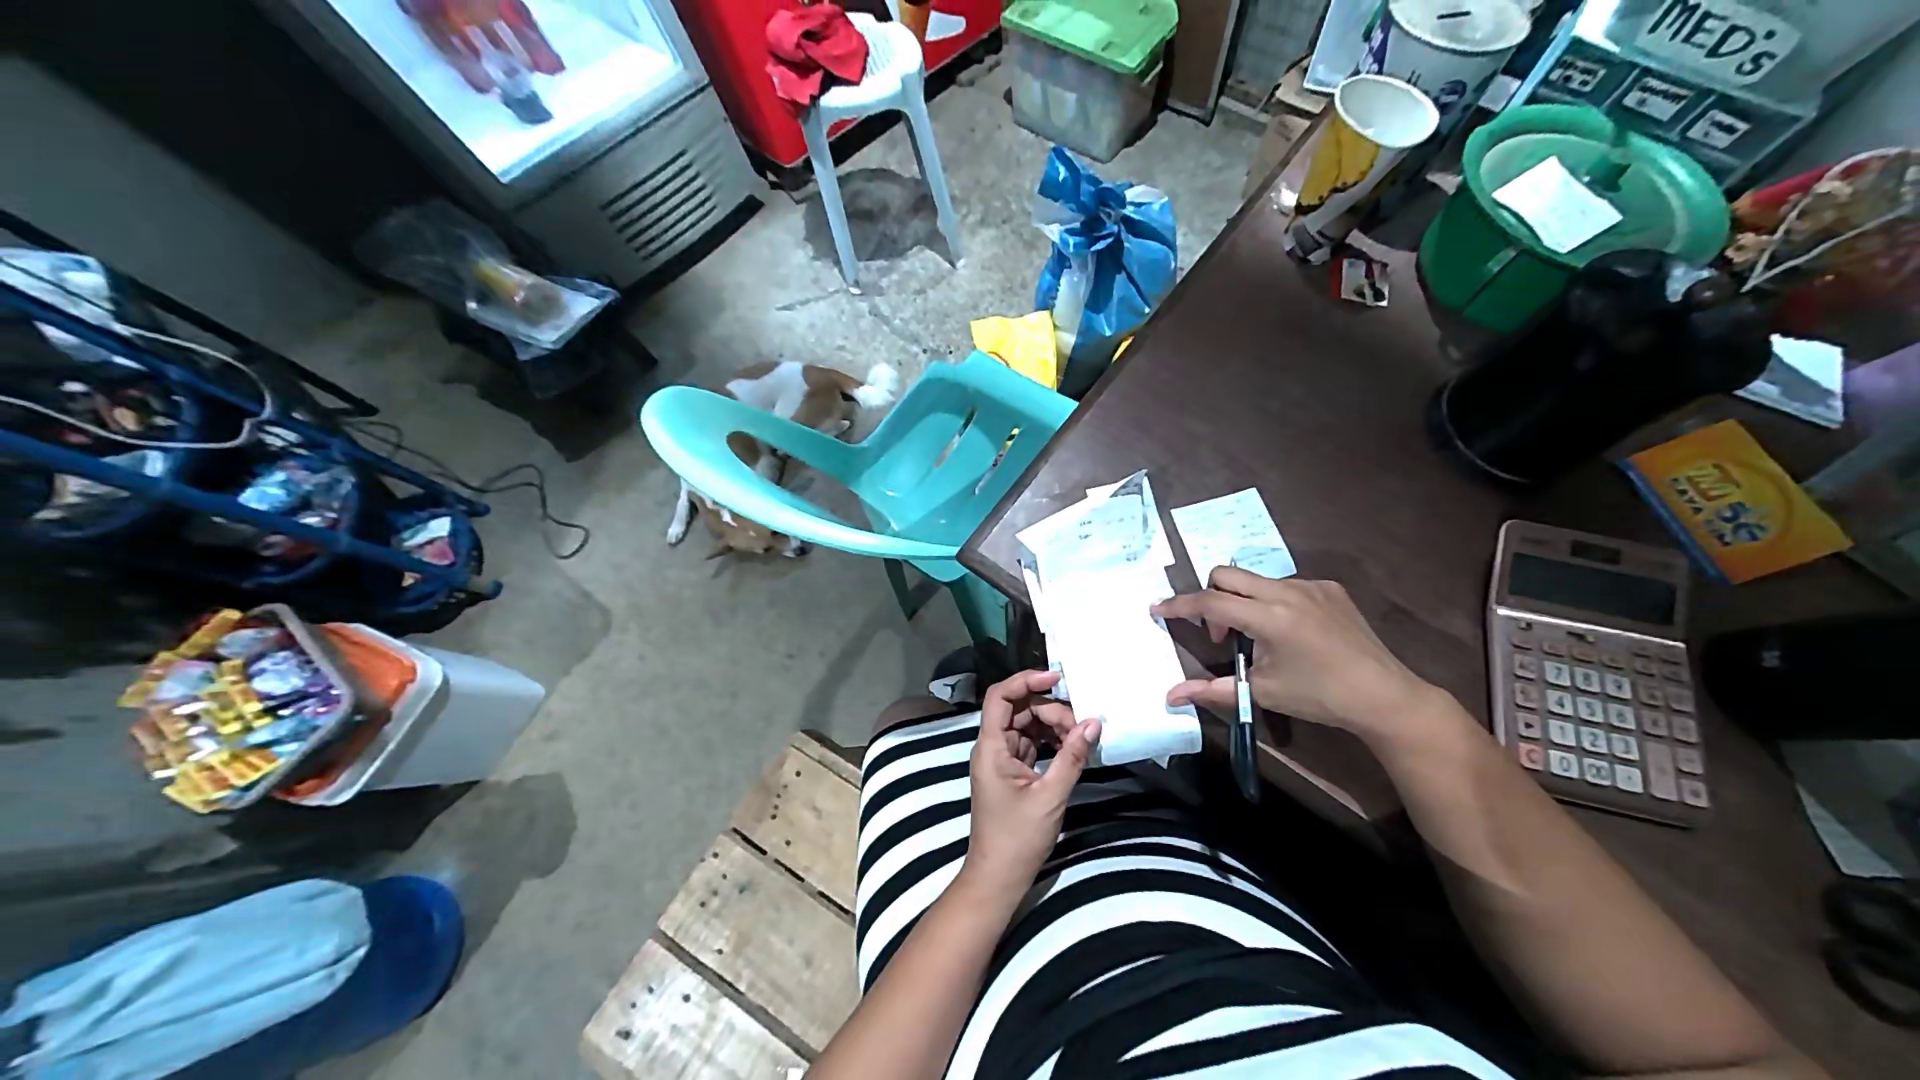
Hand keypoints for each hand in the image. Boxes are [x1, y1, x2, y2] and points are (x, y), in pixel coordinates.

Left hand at [961, 671, 1100, 899]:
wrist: (998, 876)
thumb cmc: (1018, 837)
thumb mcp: (1051, 795)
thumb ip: (1072, 757)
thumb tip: (1093, 723)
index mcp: (991, 747)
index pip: (1001, 696)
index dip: (1026, 681)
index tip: (1057, 678)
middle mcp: (991, 747)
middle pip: (1018, 709)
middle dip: (1049, 710)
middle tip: (1080, 726)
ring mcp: (1000, 759)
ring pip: (1026, 725)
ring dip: (1052, 726)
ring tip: (1079, 738)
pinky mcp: (1011, 771)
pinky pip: (1030, 743)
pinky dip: (1049, 741)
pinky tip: (1071, 747)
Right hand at [1152, 568, 1435, 738]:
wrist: (1385, 696)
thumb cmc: (1319, 696)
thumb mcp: (1262, 692)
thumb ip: (1212, 689)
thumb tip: (1171, 697)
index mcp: (1270, 617)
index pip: (1210, 601)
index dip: (1179, 605)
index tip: (1158, 608)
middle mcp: (1288, 591)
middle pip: (1227, 574)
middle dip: (1211, 598)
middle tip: (1221, 634)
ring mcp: (1311, 587)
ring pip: (1256, 580)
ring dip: (1242, 602)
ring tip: (1258, 639)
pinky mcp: (1330, 589)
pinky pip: (1285, 586)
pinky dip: (1272, 603)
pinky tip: (1290, 633)